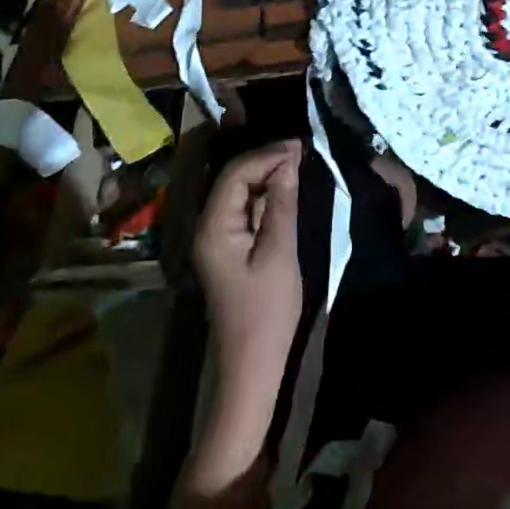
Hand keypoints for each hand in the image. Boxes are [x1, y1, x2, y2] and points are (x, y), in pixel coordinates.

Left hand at [195, 140, 304, 379]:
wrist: (252, 363)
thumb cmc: (267, 311)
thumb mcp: (280, 253)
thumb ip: (282, 204)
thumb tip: (289, 163)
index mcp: (213, 227)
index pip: (236, 174)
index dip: (267, 155)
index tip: (299, 146)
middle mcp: (207, 226)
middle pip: (234, 179)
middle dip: (266, 160)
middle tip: (302, 150)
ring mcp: (216, 237)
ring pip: (239, 192)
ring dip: (267, 176)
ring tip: (298, 162)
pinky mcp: (228, 247)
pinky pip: (244, 209)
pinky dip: (265, 196)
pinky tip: (286, 188)